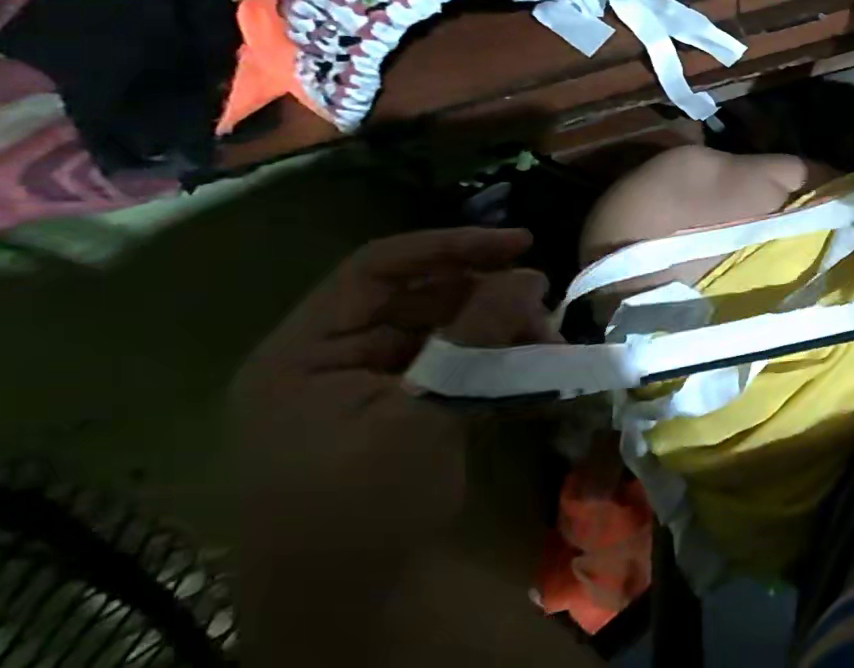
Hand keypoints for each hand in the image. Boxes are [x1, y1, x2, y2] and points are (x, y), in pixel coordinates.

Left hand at [229, 228, 549, 656]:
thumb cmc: (365, 506)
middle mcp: (330, 359)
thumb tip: (530, 274)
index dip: (453, 246)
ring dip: (498, 334)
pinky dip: (490, 365)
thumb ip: (475, 337)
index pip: (379, 269)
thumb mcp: (424, 414)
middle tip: (546, 311)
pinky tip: (533, 372)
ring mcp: (364, 388)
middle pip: (418, 299)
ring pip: (442, 333)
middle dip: (488, 300)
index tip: (522, 242)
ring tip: (549, 347)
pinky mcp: (397, 413)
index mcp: (304, 352)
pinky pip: (448, 369)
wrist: (346, 611)